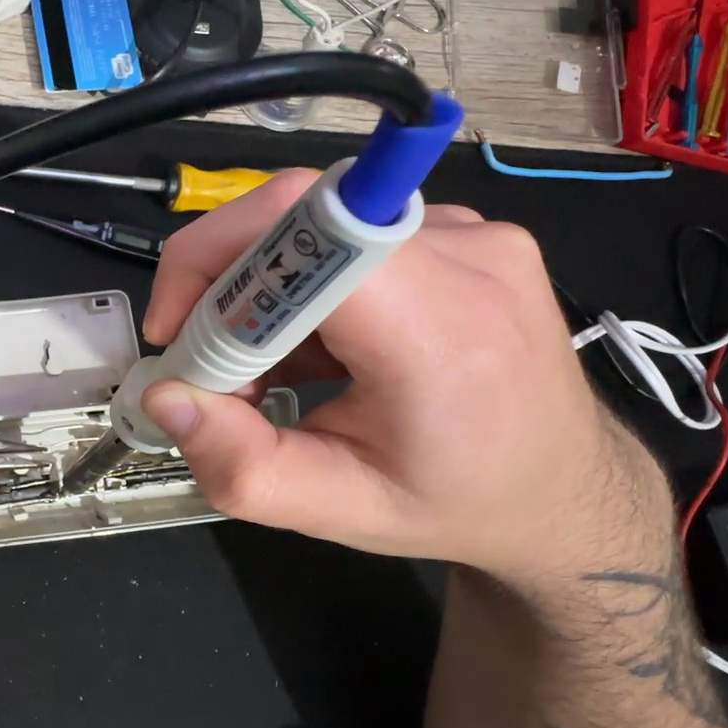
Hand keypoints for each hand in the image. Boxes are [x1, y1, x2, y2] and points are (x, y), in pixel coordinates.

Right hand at [139, 169, 669, 582]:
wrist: (565, 492)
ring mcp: (471, 234)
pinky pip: (345, 234)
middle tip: (212, 367)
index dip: (211, 259)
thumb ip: (241, 466)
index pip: (301, 227)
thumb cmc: (456, 505)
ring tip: (267, 371)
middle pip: (293, 218)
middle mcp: (465, 255)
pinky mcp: (463, 233)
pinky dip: (300, 285)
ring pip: (311, 225)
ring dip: (260, 292)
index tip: (177, 333)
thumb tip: (163, 396)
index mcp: (440, 329)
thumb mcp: (337, 509)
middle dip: (222, 287)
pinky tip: (311, 349)